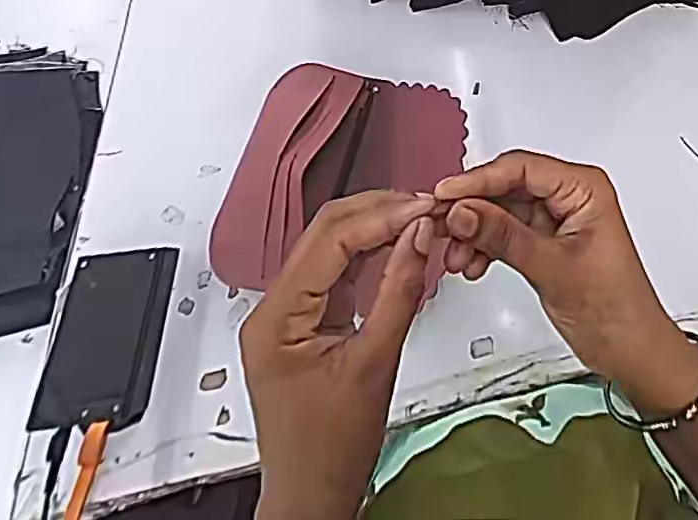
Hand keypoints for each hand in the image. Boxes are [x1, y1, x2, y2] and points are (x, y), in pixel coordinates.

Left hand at [240, 191, 438, 519]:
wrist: (312, 497)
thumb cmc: (330, 450)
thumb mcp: (375, 366)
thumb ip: (399, 292)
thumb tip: (418, 236)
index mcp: (276, 318)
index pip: (329, 242)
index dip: (379, 217)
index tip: (420, 208)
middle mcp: (274, 305)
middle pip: (326, 232)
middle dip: (377, 212)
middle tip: (423, 207)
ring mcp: (289, 308)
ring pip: (333, 243)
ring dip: (376, 226)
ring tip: (417, 219)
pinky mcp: (307, 314)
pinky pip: (339, 267)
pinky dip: (371, 250)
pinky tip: (399, 242)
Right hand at [434, 151, 697, 417]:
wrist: (634, 354)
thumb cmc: (619, 311)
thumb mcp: (554, 269)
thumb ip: (504, 237)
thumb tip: (464, 211)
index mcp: (583, 188)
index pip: (520, 168)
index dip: (479, 179)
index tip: (447, 193)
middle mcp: (568, 195)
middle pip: (506, 186)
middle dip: (471, 207)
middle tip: (441, 223)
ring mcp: (555, 217)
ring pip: (500, 209)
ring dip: (474, 230)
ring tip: (456, 252)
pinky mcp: (544, 238)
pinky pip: (504, 230)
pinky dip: (484, 244)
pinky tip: (471, 261)